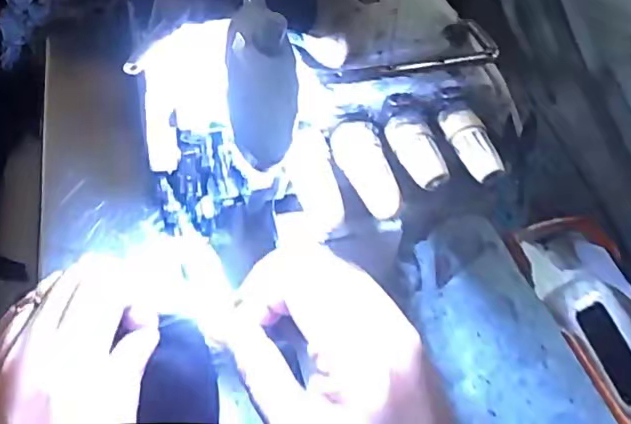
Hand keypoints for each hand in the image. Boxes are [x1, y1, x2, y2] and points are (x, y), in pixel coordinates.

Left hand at [0, 254, 160, 423]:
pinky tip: (54, 311)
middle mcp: (38, 347)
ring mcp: (6, 352)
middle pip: (79, 279)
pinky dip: (43, 300)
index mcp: (75, 364)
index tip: (139, 313)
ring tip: (90, 303)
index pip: (110, 289)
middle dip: (106, 281)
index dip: (132, 291)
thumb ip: (131, 363)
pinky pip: (20, 307)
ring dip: (75, 285)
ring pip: (49, 285)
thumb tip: (142, 325)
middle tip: (120, 302)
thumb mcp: (114, 420)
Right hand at [222, 246, 451, 423]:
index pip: (298, 275)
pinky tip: (302, 318)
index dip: (257, 289)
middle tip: (246, 316)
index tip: (234, 323)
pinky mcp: (403, 326)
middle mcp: (385, 320)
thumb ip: (259, 370)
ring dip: (295, 279)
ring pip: (336, 264)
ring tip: (268, 317)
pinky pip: (354, 283)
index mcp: (360, 351)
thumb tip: (227, 322)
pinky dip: (321, 288)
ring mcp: (400, 320)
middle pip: (319, 259)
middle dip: (272, 278)